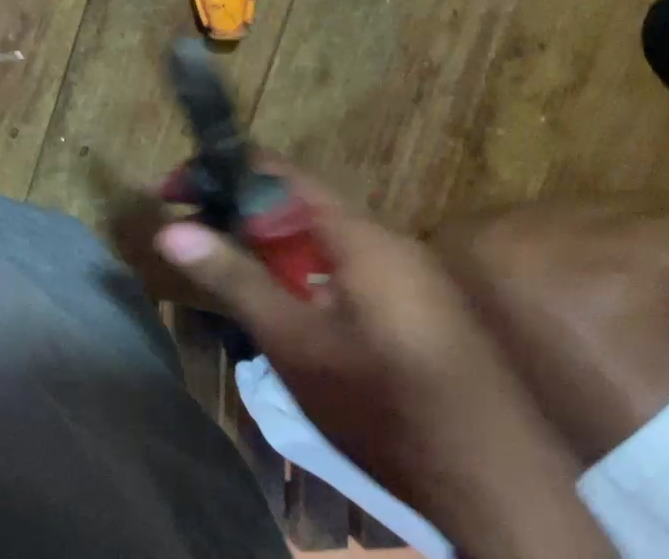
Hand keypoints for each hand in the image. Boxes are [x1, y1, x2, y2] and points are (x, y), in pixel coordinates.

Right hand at [153, 167, 614, 558]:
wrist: (499, 495)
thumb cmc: (384, 406)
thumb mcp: (293, 340)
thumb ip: (233, 277)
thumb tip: (169, 227)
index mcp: (362, 238)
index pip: (278, 173)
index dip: (217, 173)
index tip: (169, 194)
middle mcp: (391, 245)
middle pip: (297, 205)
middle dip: (234, 212)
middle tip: (185, 237)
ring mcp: (411, 281)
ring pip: (319, 241)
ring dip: (263, 246)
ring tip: (218, 269)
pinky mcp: (418, 316)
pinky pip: (342, 271)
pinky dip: (296, 273)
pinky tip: (275, 309)